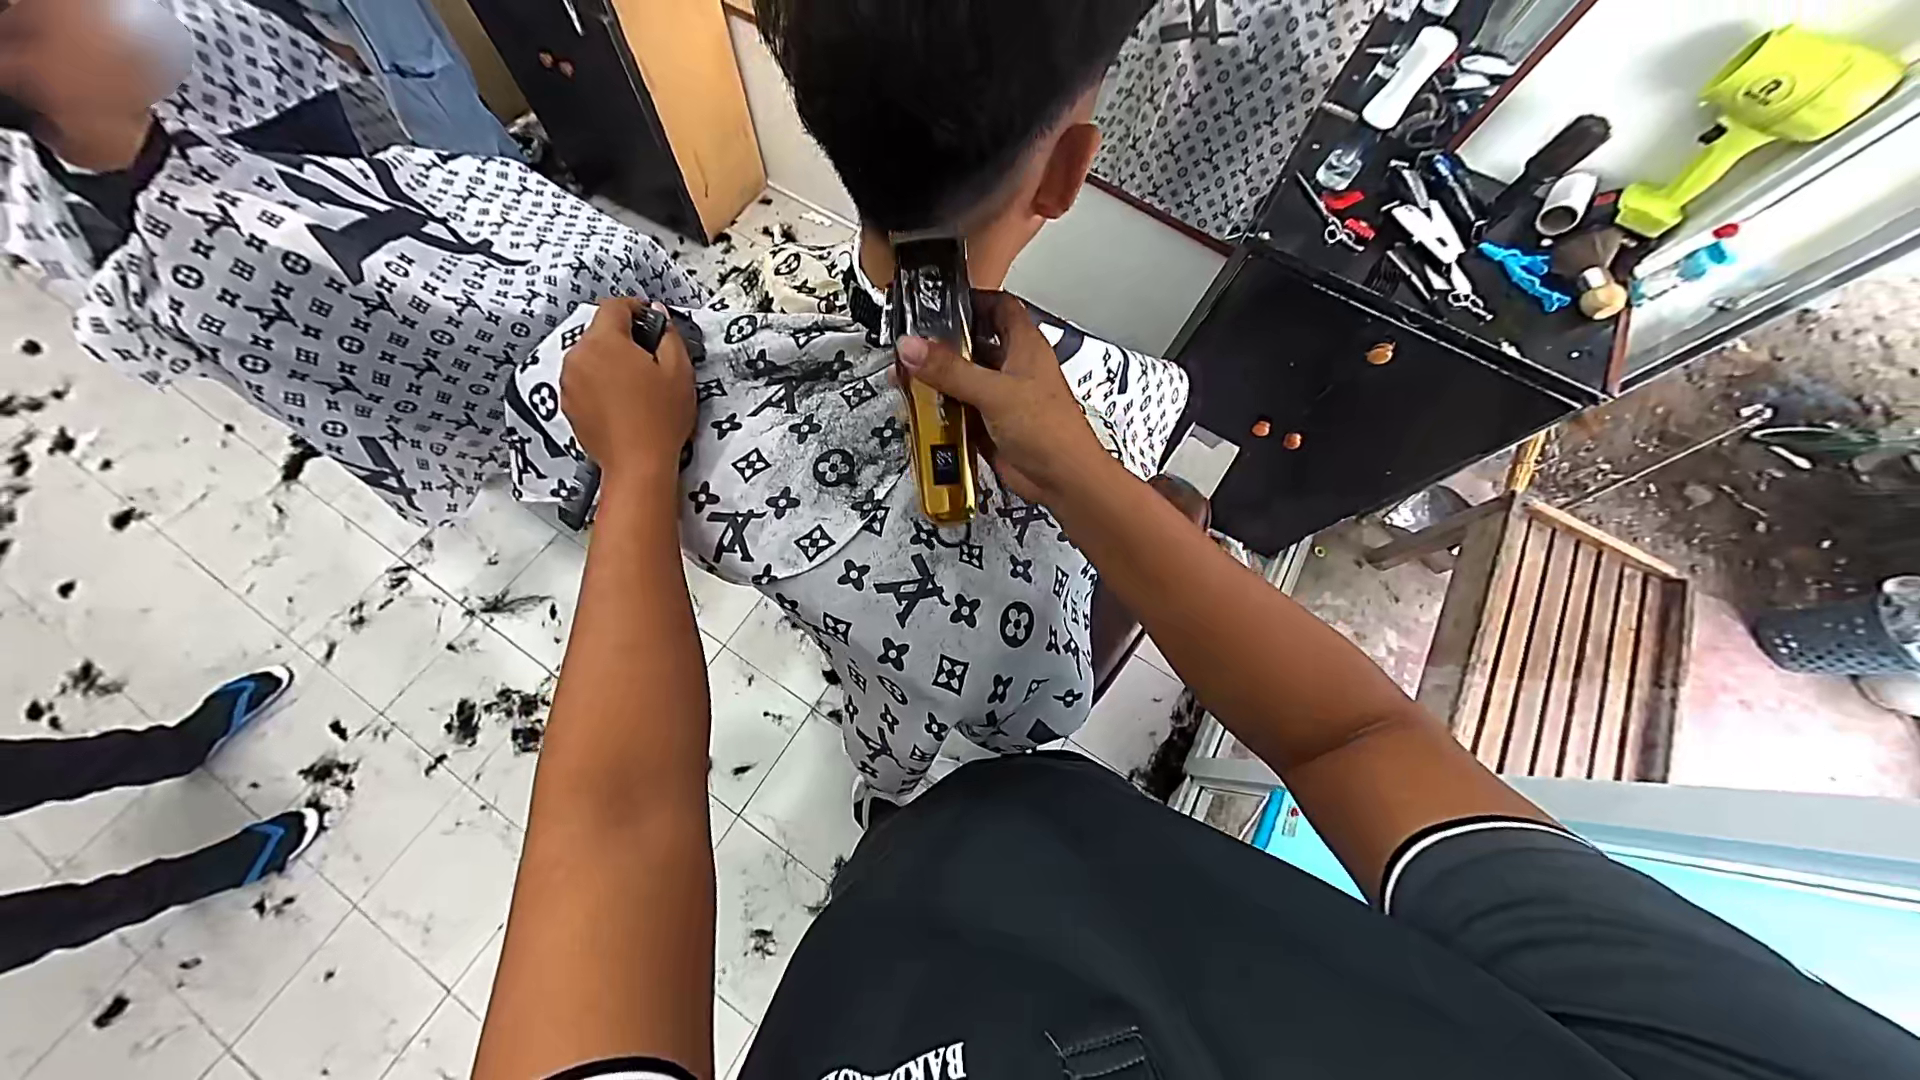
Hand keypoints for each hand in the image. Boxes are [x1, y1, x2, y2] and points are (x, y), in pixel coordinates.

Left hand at [560, 298, 693, 483]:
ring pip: (591, 357)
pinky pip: (584, 381)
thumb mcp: (680, 372)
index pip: (615, 306)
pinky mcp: (568, 404)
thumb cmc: (661, 419)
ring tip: (639, 386)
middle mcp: (578, 355)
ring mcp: (569, 381)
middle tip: (653, 360)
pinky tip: (624, 403)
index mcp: (604, 341)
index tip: (652, 320)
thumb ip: (669, 336)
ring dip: (612, 362)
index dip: (637, 309)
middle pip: (600, 332)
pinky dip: (601, 384)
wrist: (638, 464)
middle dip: (625, 339)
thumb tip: (660, 317)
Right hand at [896, 291, 1107, 503]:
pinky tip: (926, 411)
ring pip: (965, 381)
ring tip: (911, 378)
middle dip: (944, 346)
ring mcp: (1002, 399)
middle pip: (974, 345)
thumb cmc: (1052, 431)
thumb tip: (914, 347)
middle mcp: (1014, 369)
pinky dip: (944, 412)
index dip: (971, 300)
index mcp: (1025, 346)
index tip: (940, 302)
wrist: (1062, 479)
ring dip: (940, 382)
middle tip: (914, 347)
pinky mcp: (992, 426)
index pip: (998, 306)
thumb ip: (951, 369)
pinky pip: (962, 412)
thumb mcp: (994, 392)